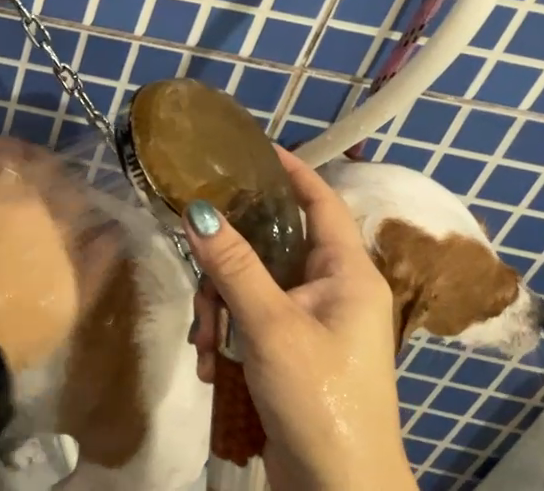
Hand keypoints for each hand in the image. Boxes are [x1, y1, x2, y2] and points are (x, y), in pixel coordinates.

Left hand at [0, 138, 118, 372]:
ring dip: (18, 151)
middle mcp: (35, 203)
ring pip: (14, 156)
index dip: (76, 189)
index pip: (77, 194)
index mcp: (64, 228)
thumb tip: (115, 231)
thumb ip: (99, 264)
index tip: (72, 191)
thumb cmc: (27, 328)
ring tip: (16, 153)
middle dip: (50, 166)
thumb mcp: (76, 302)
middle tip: (43, 169)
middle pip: (48, 169)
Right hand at [185, 145, 416, 490]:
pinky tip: (211, 361)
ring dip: (219, 304)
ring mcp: (313, 323)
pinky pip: (250, 317)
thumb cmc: (319, 398)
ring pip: (252, 282)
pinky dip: (225, 332)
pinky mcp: (292, 351)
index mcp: (347, 273)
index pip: (320, 200)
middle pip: (271, 243)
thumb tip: (196, 208)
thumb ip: (232, 264)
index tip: (248, 145)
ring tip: (205, 342)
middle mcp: (333, 290)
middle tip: (200, 275)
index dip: (289, 169)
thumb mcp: (270, 325)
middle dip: (226, 259)